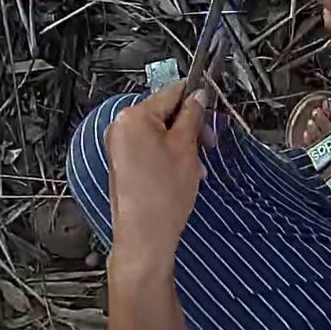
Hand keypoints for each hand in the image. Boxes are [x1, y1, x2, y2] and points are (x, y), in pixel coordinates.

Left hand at [105, 88, 207, 279]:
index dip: (194, 97)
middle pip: (164, 113)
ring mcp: (120, 146)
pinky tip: (185, 172)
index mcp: (134, 117)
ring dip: (182, 143)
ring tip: (197, 165)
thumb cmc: (162, 195)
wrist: (145, 236)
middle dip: (189, 127)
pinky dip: (170, 155)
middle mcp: (121, 127)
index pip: (170, 93)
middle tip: (208, 142)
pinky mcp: (124, 163)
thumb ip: (192, 116)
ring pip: (160, 132)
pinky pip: (151, 148)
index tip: (210, 100)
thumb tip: (197, 96)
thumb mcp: (186, 148)